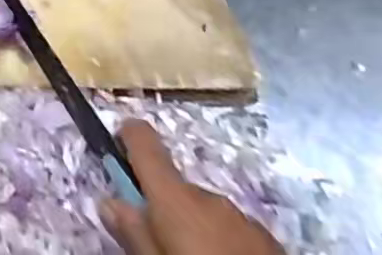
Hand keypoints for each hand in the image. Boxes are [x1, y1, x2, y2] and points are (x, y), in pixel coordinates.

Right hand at [102, 120, 284, 254]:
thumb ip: (132, 232)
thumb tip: (109, 201)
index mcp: (173, 196)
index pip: (143, 139)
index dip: (127, 136)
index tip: (118, 150)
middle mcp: (208, 195)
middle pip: (174, 186)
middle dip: (164, 208)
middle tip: (162, 244)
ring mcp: (244, 219)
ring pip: (205, 211)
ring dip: (196, 229)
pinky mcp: (272, 243)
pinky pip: (234, 231)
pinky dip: (224, 244)